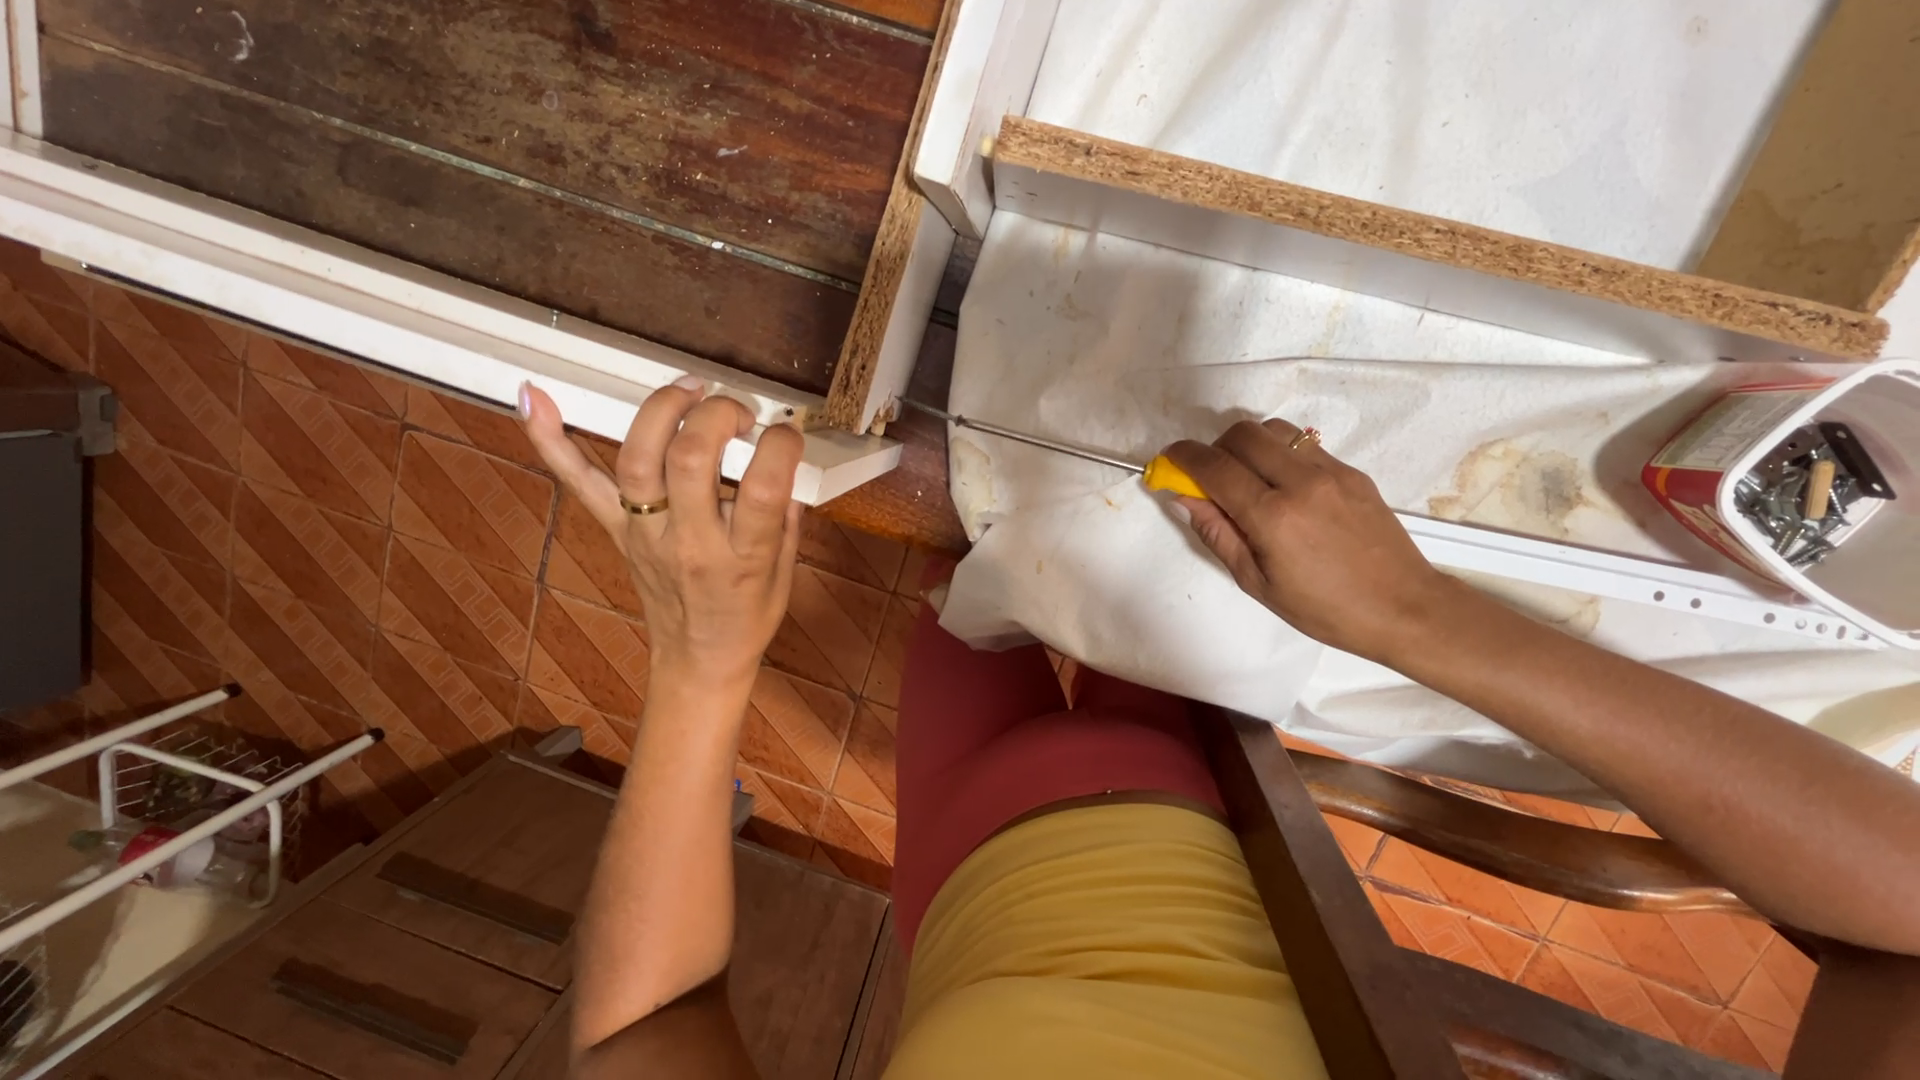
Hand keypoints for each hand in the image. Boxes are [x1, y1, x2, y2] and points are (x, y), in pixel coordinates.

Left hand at [520, 379, 804, 688]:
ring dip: (659, 411)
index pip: (762, 486)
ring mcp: (644, 534)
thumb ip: (784, 513)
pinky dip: (550, 438)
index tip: (785, 434)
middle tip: (736, 412)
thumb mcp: (785, 571)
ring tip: (688, 390)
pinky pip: (579, 482)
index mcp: (742, 557)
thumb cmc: (747, 617)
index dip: (780, 444)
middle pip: (689, 459)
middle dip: (716, 415)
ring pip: (636, 459)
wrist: (698, 659)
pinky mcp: (615, 530)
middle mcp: (689, 542)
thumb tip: (780, 456)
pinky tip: (533, 397)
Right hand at [1164, 418, 1455, 661]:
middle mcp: (1301, 482)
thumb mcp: (1256, 582)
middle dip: (1215, 447)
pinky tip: (1284, 487)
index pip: (1214, 467)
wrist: (1404, 607)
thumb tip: (1185, 498)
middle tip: (1211, 476)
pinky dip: (1280, 454)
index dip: (1183, 457)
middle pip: (1242, 434)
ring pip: (1275, 430)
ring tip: (1249, 477)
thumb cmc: (1323, 609)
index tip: (1169, 460)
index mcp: (1272, 516)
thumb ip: (1217, 533)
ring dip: (1249, 444)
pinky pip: (1304, 445)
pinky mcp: (1352, 472)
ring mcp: (1331, 472)